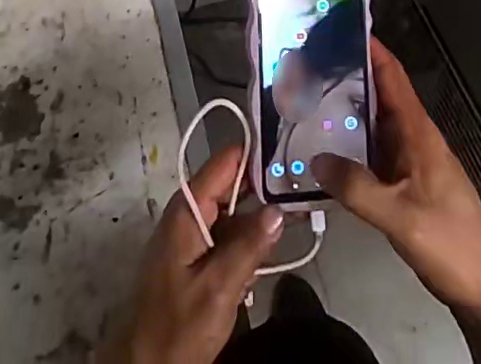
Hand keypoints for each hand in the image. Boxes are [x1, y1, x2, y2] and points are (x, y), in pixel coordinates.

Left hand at [98, 144, 285, 363]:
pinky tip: (274, 250)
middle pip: (232, 185)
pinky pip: (229, 236)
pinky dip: (251, 240)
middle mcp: (189, 214)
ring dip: (261, 217)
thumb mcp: (218, 288)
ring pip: (234, 212)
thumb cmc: (177, 326)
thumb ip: (249, 247)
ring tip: (299, 214)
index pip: (224, 162)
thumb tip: (278, 209)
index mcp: (187, 210)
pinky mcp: (198, 257)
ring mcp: (193, 236)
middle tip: (303, 190)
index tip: (290, 155)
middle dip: (265, 186)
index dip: (256, 154)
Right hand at [314, 39, 480, 310]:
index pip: (393, 77)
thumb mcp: (399, 217)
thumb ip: (356, 188)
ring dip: (345, 111)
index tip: (339, 27)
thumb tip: (315, 160)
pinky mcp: (406, 183)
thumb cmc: (450, 244)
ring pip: (374, 125)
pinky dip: (349, 144)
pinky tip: (324, 150)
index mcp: (419, 133)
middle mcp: (414, 139)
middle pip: (379, 96)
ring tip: (305, 99)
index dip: (371, 49)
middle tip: (306, 65)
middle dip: (346, 76)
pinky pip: (373, 152)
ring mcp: (411, 161)